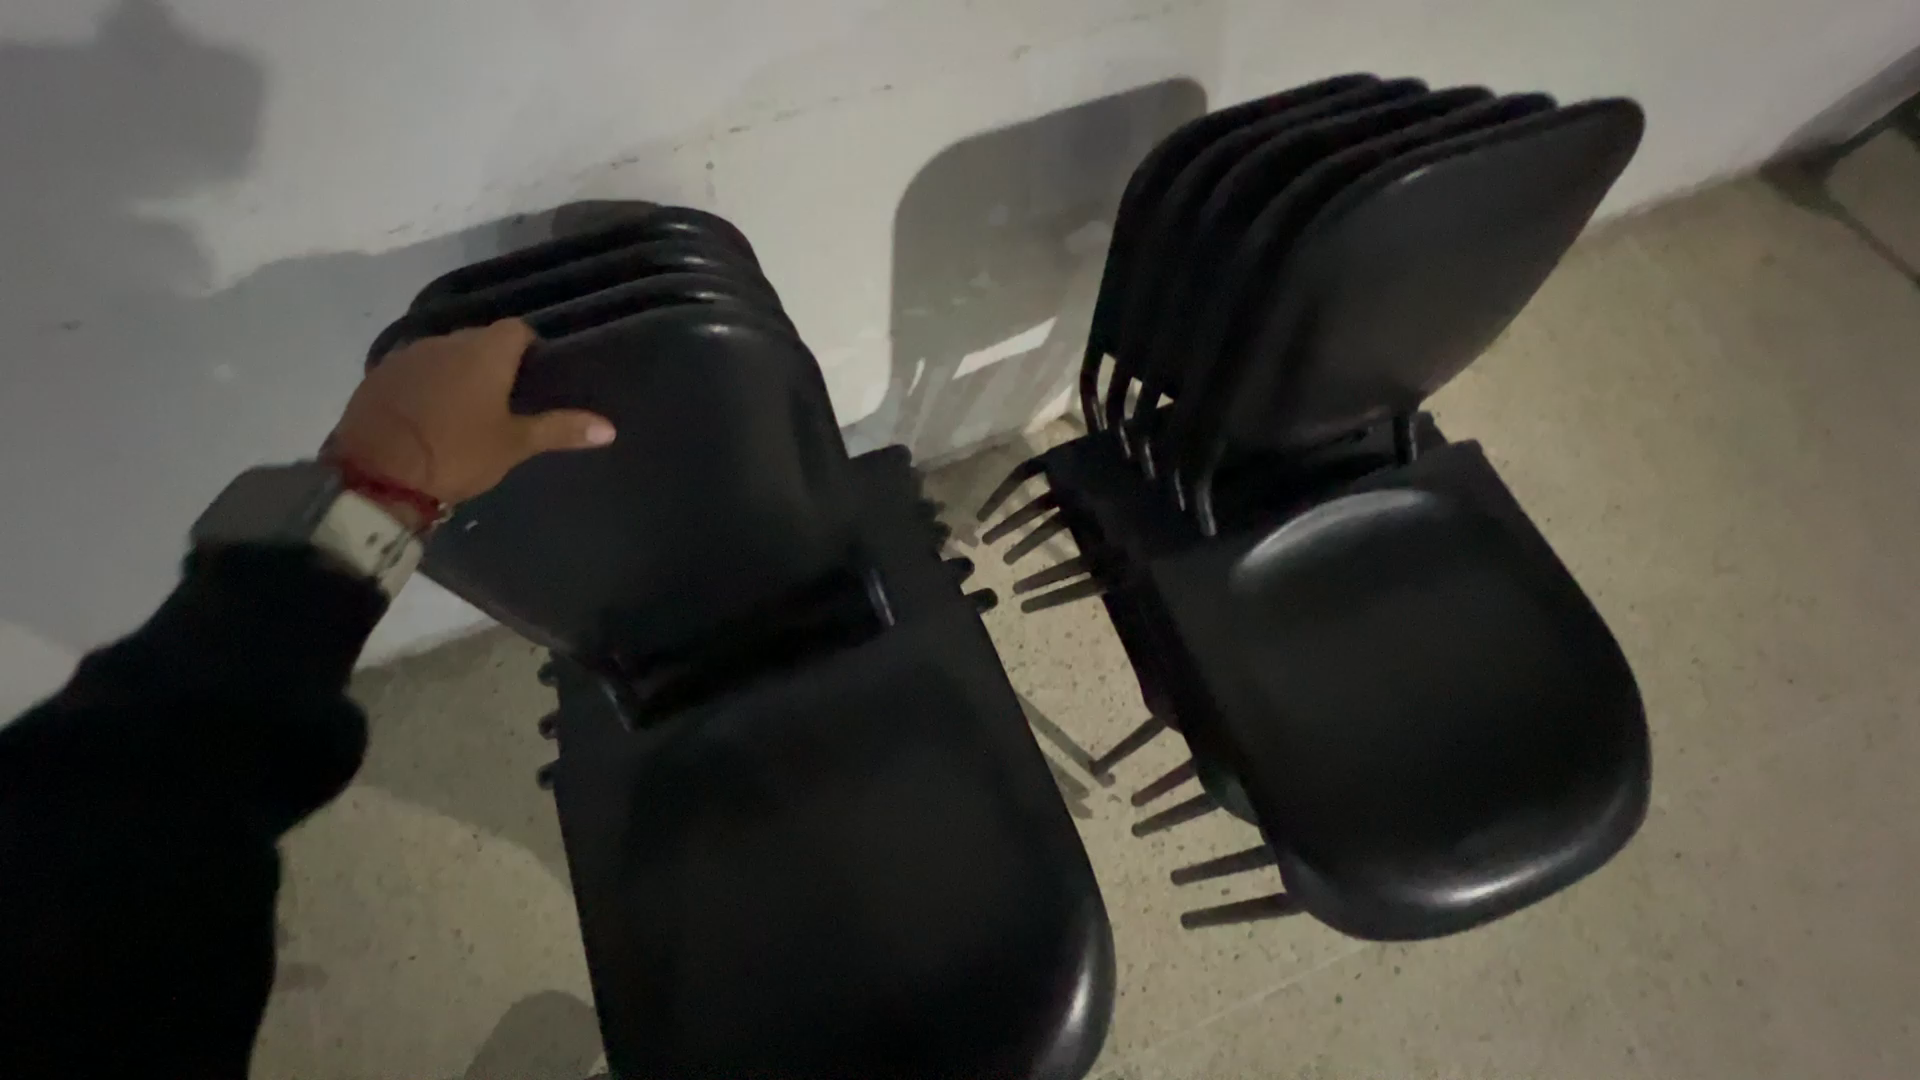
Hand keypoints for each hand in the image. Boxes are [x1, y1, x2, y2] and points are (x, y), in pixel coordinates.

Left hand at [327, 319, 613, 527]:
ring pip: (446, 354)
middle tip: (513, 397)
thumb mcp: (516, 444)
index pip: (516, 329)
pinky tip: (436, 413)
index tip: (540, 375)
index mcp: (483, 353)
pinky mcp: (378, 376)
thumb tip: (609, 428)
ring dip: (461, 371)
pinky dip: (431, 384)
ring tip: (474, 406)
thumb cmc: (458, 453)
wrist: (376, 476)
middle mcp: (444, 343)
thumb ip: (561, 429)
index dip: (532, 347)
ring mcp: (406, 356)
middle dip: (496, 360)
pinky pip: (417, 370)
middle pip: (480, 339)